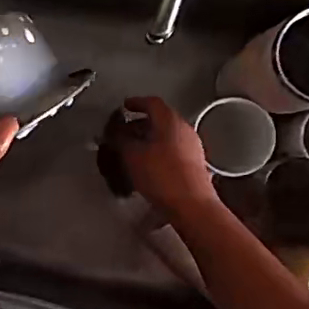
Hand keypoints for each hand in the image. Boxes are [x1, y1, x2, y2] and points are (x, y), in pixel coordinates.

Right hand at [102, 96, 217, 219]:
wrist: (191, 205)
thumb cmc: (161, 176)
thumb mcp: (132, 155)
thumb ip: (120, 140)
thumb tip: (113, 133)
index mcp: (170, 121)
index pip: (152, 102)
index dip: (136, 102)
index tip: (125, 106)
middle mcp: (184, 130)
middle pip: (160, 119)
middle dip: (140, 123)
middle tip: (124, 130)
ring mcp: (192, 147)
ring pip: (167, 135)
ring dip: (149, 138)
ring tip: (132, 149)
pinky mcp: (195, 164)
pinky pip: (173, 149)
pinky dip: (158, 150)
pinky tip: (147, 164)